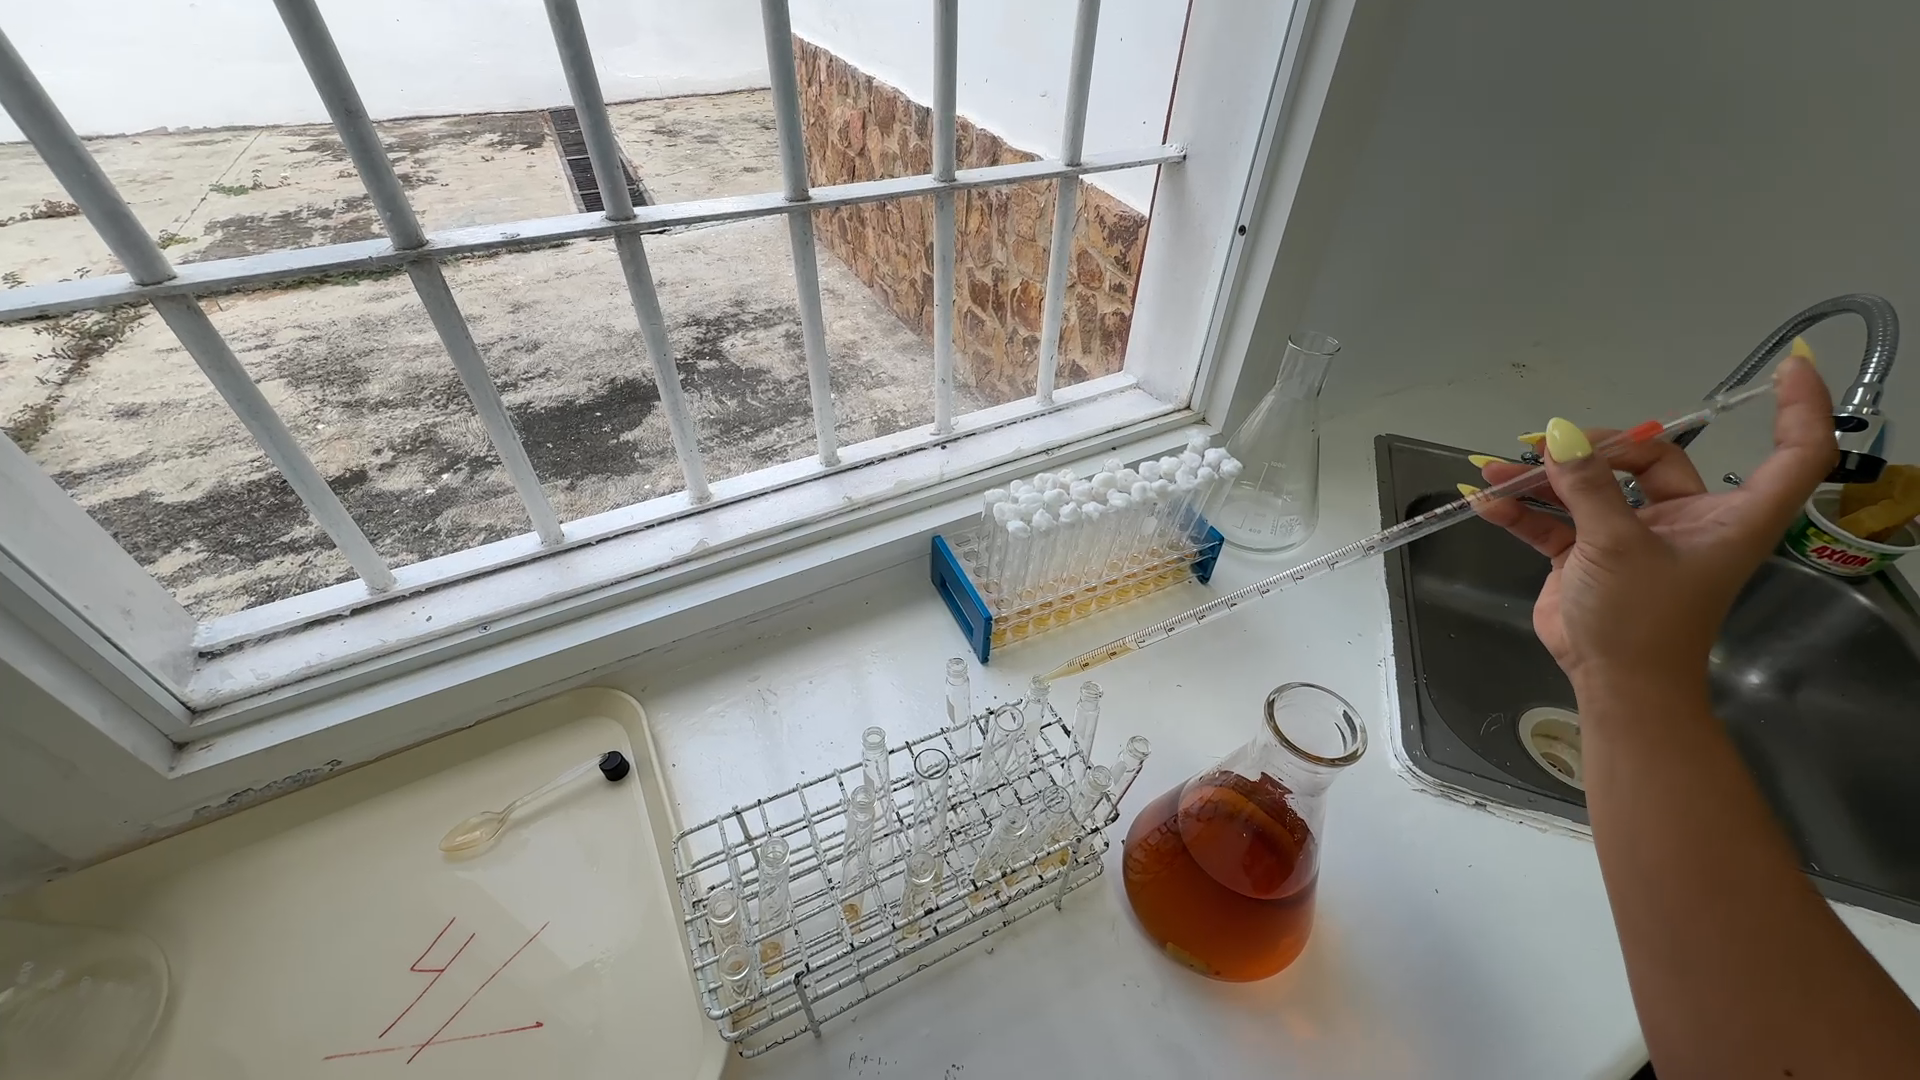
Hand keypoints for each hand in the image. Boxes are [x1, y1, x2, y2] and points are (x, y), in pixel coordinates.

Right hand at [1473, 355, 1836, 696]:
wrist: (1610, 678)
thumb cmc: (1642, 616)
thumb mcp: (1617, 546)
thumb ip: (1588, 488)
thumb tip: (1560, 433)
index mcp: (1727, 515)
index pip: (1791, 454)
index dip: (1799, 409)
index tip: (1788, 367)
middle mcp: (1682, 518)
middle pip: (1648, 461)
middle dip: (1594, 451)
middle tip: (1547, 449)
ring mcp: (1627, 535)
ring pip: (1587, 490)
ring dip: (1540, 480)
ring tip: (1495, 469)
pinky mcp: (1582, 555)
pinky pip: (1550, 521)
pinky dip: (1518, 511)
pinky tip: (1484, 501)